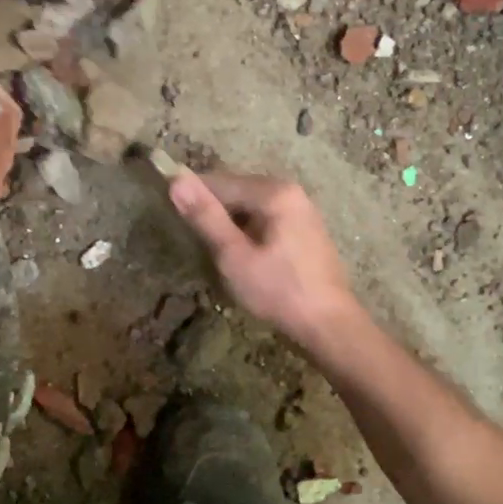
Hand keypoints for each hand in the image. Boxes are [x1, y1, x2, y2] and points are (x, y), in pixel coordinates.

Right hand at [168, 171, 360, 339]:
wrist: (327, 323)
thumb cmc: (278, 290)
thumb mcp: (233, 255)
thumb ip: (205, 217)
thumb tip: (175, 180)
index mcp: (273, 192)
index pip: (217, 181)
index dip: (192, 200)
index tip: (177, 224)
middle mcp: (289, 190)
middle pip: (235, 191)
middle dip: (213, 213)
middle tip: (201, 247)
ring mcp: (300, 208)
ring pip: (248, 207)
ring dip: (229, 225)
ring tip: (220, 255)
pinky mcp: (303, 227)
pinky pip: (264, 218)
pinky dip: (247, 232)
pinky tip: (244, 257)